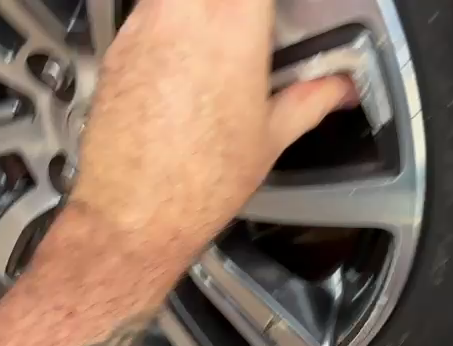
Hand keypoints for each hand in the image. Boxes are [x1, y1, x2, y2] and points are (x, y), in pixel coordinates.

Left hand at [70, 0, 353, 272]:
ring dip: (201, 16)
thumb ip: (308, 100)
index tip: (278, 16)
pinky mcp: (117, 48)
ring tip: (213, 56)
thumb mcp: (267, 142)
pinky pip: (149, 17)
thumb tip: (336, 88)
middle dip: (234, 10)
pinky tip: (180, 75)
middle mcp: (184, 9)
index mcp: (234, 19)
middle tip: (248, 30)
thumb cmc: (194, 187)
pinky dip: (168, 33)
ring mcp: (144, 24)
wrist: (132, 218)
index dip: (271, 6)